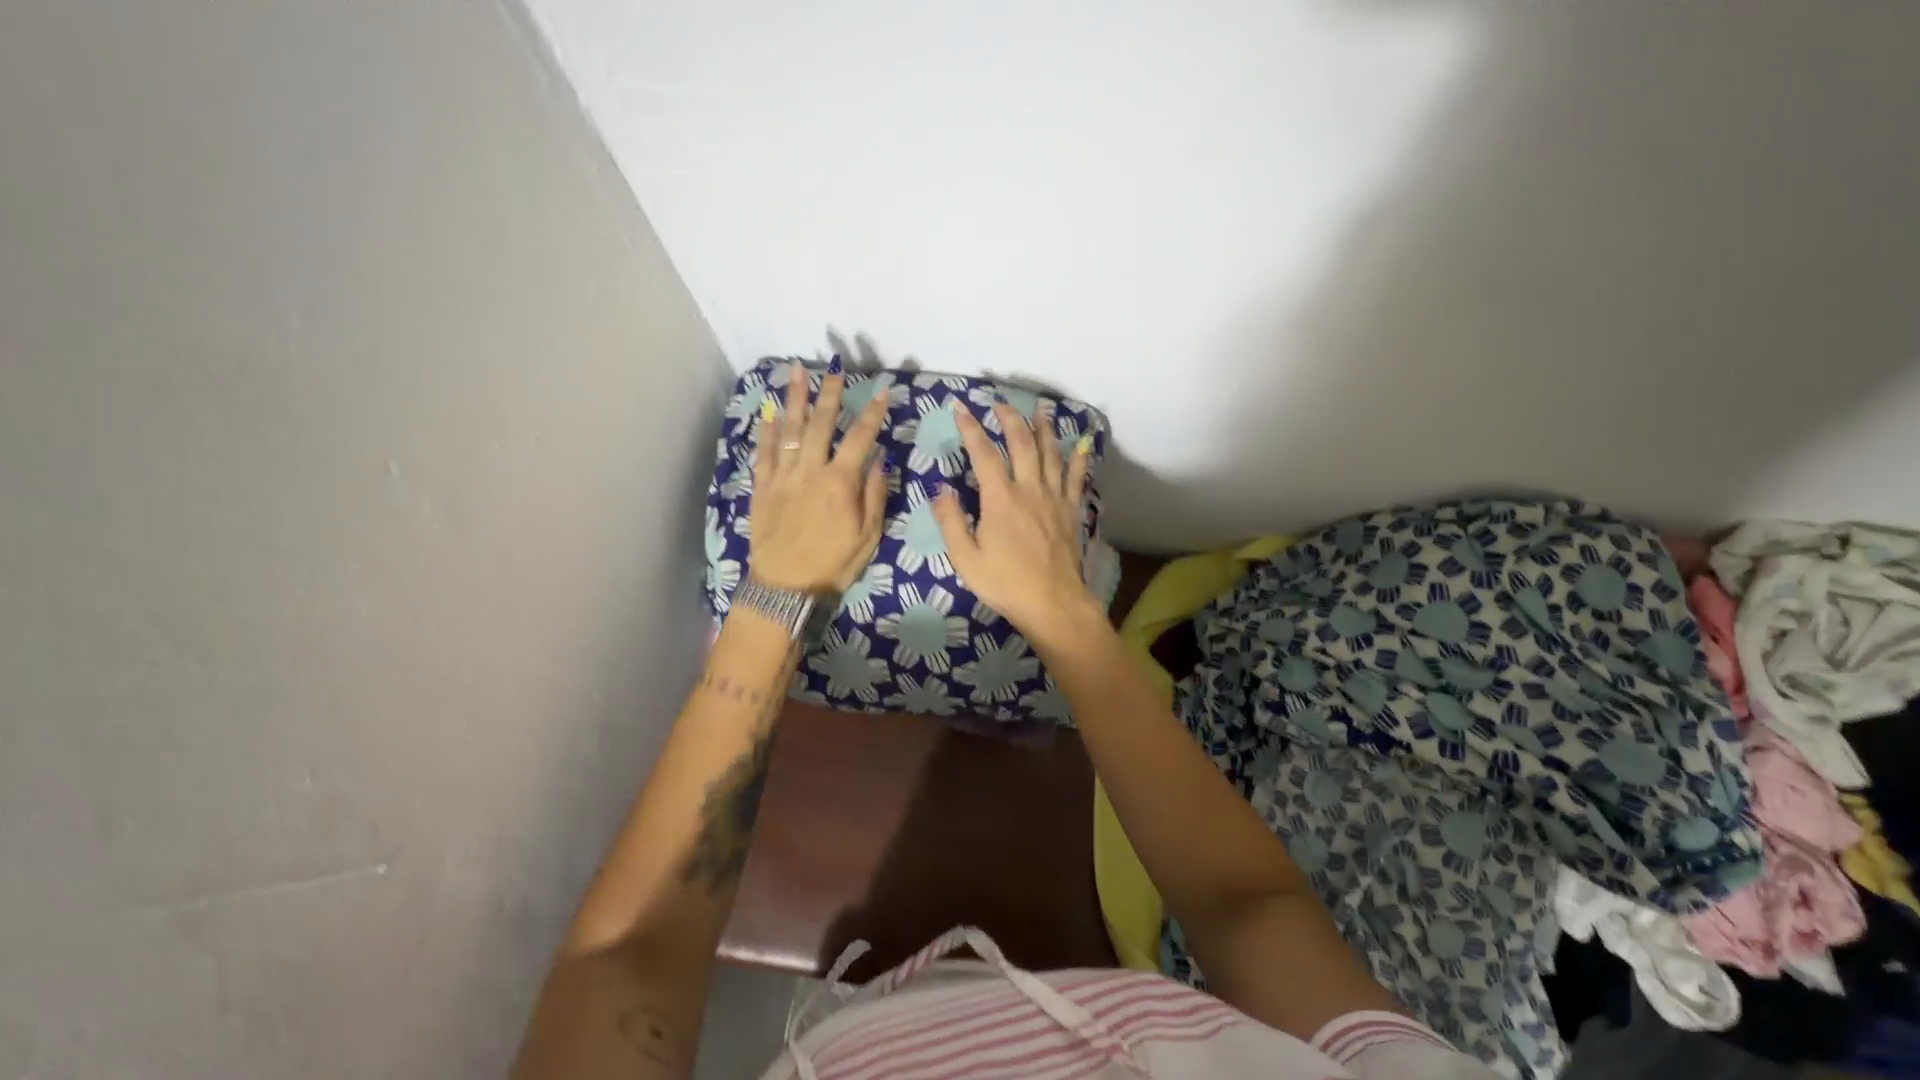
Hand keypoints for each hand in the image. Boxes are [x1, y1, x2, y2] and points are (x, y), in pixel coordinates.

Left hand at [746, 361, 890, 593]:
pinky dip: (766, 431)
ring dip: (794, 399)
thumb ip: (874, 495)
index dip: (873, 413)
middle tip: (834, 367)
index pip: (860, 438)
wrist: (785, 588)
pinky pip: (764, 453)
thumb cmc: (833, 565)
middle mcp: (810, 471)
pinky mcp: (762, 488)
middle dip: (829, 393)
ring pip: (789, 430)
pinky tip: (769, 412)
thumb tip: (878, 460)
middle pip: (820, 423)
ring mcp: (782, 477)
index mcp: (840, 483)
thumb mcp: (868, 536)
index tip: (882, 392)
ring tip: (797, 371)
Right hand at [931, 400, 1099, 643]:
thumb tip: (939, 489)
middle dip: (1009, 418)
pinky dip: (1078, 458)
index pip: (983, 453)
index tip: (960, 408)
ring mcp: (1054, 498)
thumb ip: (950, 521)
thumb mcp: (966, 558)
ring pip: (1051, 453)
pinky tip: (1081, 445)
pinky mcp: (1072, 511)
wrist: (1053, 603)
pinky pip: (1076, 478)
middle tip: (1000, 403)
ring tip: (1040, 410)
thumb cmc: (1005, 584)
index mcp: (1000, 498)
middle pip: (1021, 442)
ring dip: (1044, 428)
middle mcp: (1029, 489)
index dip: (970, 428)